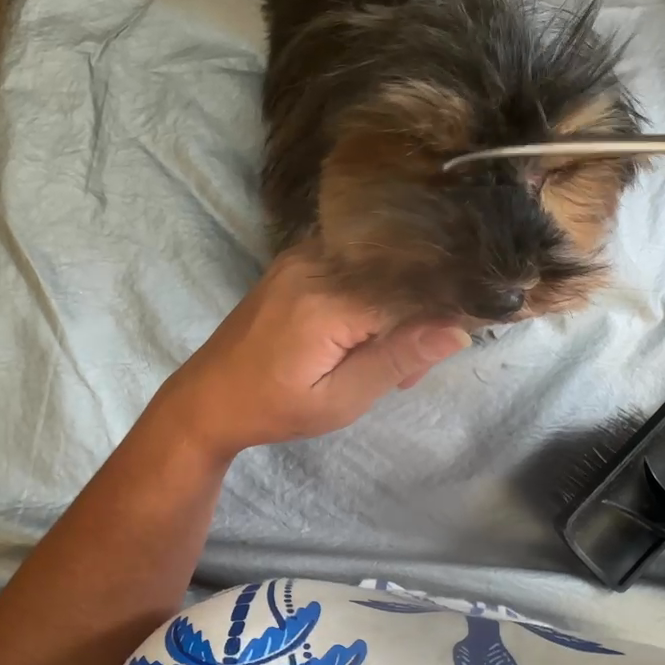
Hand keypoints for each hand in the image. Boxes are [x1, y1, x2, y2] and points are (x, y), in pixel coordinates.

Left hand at [146, 246, 471, 454]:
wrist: (206, 397)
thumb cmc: (271, 408)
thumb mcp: (339, 400)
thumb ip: (396, 359)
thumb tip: (458, 328)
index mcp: (325, 300)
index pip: (410, 288)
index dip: (441, 312)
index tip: (454, 342)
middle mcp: (314, 264)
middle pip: (396, 271)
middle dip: (418, 314)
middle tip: (408, 370)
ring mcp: (300, 257)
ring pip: (376, 267)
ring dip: (393, 307)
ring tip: (382, 359)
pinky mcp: (294, 261)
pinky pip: (351, 265)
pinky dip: (369, 296)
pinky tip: (363, 335)